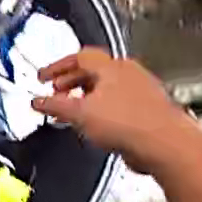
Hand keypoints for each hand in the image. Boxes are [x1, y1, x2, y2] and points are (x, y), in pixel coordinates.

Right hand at [32, 49, 201, 174]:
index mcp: (112, 68)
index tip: (43, 77)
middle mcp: (129, 74)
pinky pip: (116, 102)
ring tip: (71, 110)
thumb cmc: (127, 122)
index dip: (57, 67)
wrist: (163, 143)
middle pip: (93, 71)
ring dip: (84, 96)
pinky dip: (99, 108)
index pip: (80, 57)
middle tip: (54, 93)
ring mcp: (140, 90)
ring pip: (105, 87)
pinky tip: (93, 123)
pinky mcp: (145, 109)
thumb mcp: (78, 113)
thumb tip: (38, 102)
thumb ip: (54, 105)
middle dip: (69, 81)